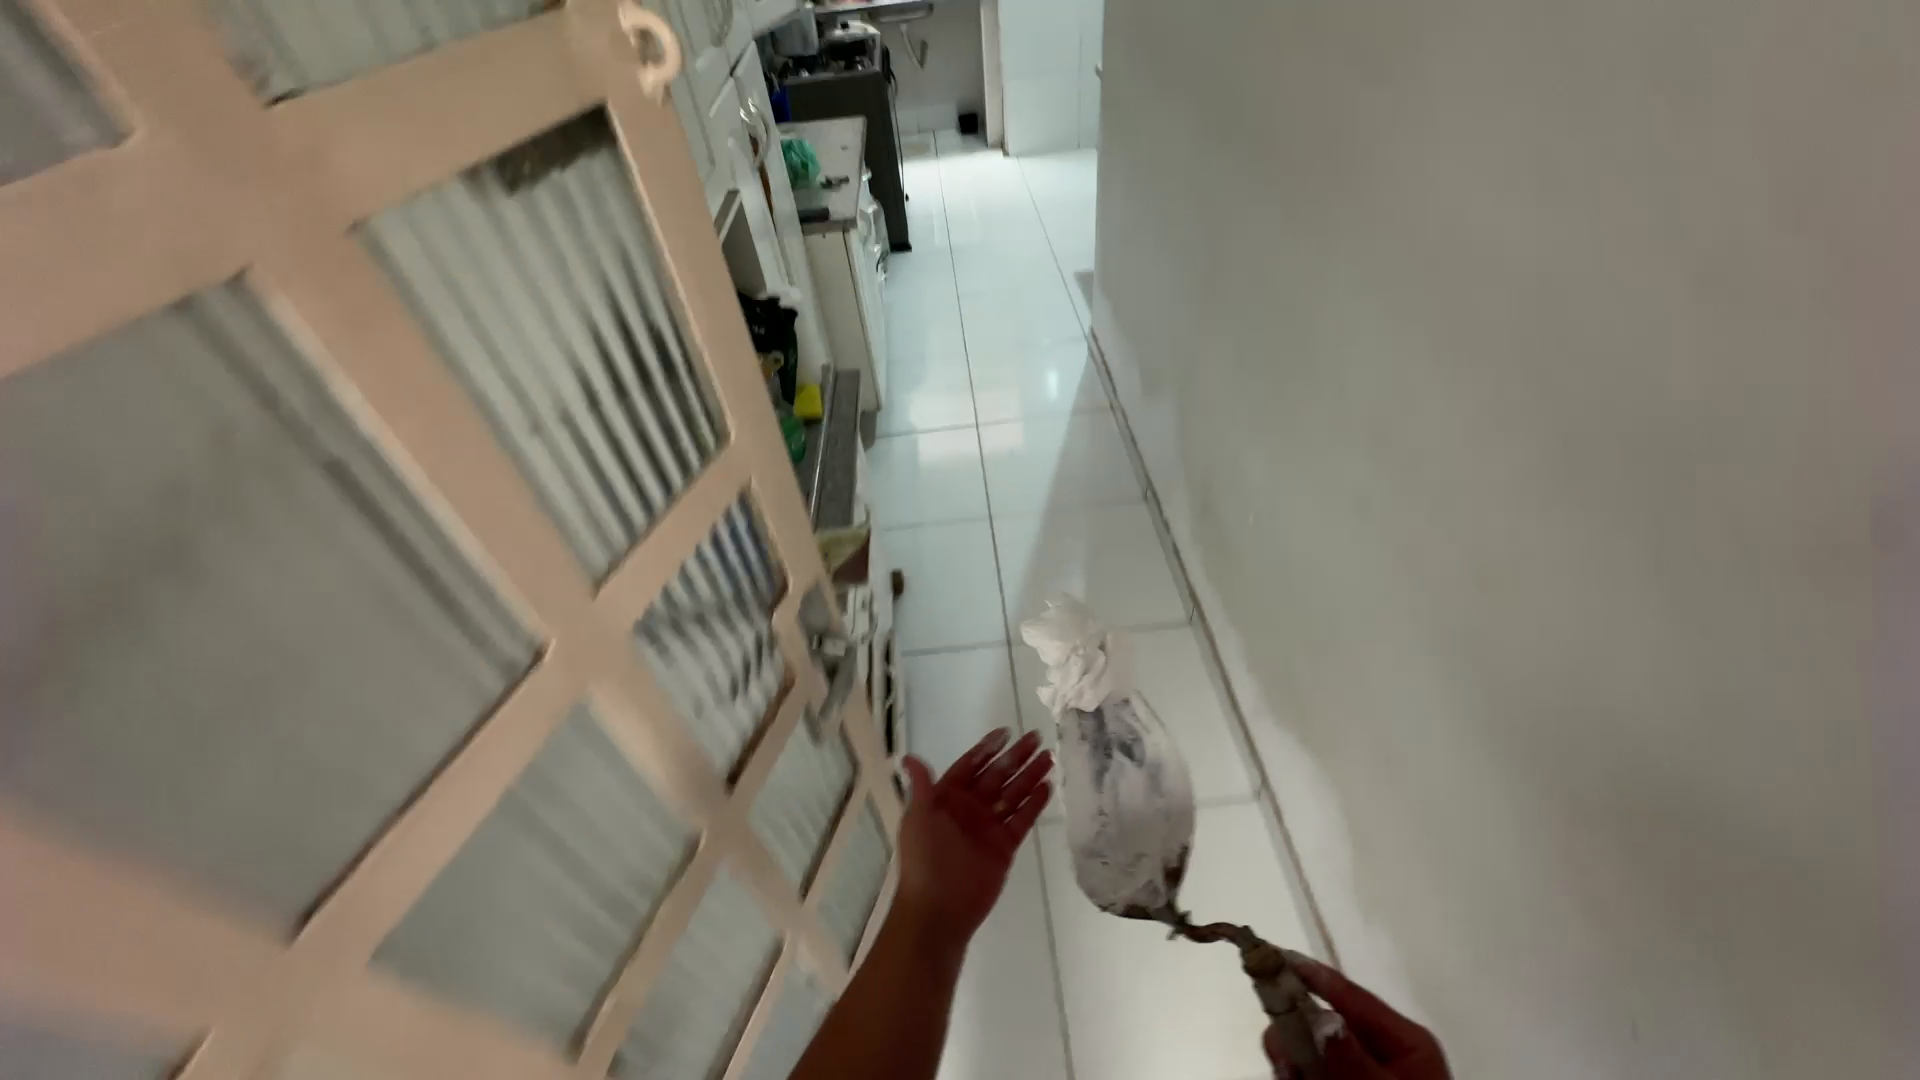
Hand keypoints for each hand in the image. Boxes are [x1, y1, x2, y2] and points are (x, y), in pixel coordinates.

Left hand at [895, 728, 1051, 947]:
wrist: (939, 910)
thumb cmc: (925, 860)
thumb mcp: (918, 818)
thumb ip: (922, 787)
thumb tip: (908, 757)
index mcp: (947, 797)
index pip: (970, 765)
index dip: (987, 748)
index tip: (1006, 733)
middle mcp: (969, 808)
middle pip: (996, 776)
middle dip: (1016, 757)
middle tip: (1037, 739)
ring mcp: (988, 827)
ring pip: (1012, 794)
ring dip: (1029, 777)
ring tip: (1049, 758)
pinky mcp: (1004, 847)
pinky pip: (1021, 820)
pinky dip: (1034, 804)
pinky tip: (1047, 787)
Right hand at [1266, 953, 1450, 1079]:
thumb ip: (1351, 1062)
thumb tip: (1318, 1016)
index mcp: (1403, 1040)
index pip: (1347, 992)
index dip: (1306, 972)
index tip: (1267, 955)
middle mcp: (1380, 1047)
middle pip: (1319, 1016)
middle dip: (1293, 1033)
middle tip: (1283, 1067)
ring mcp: (1360, 1068)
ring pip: (1307, 1045)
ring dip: (1291, 1062)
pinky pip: (1308, 1070)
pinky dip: (1296, 1077)